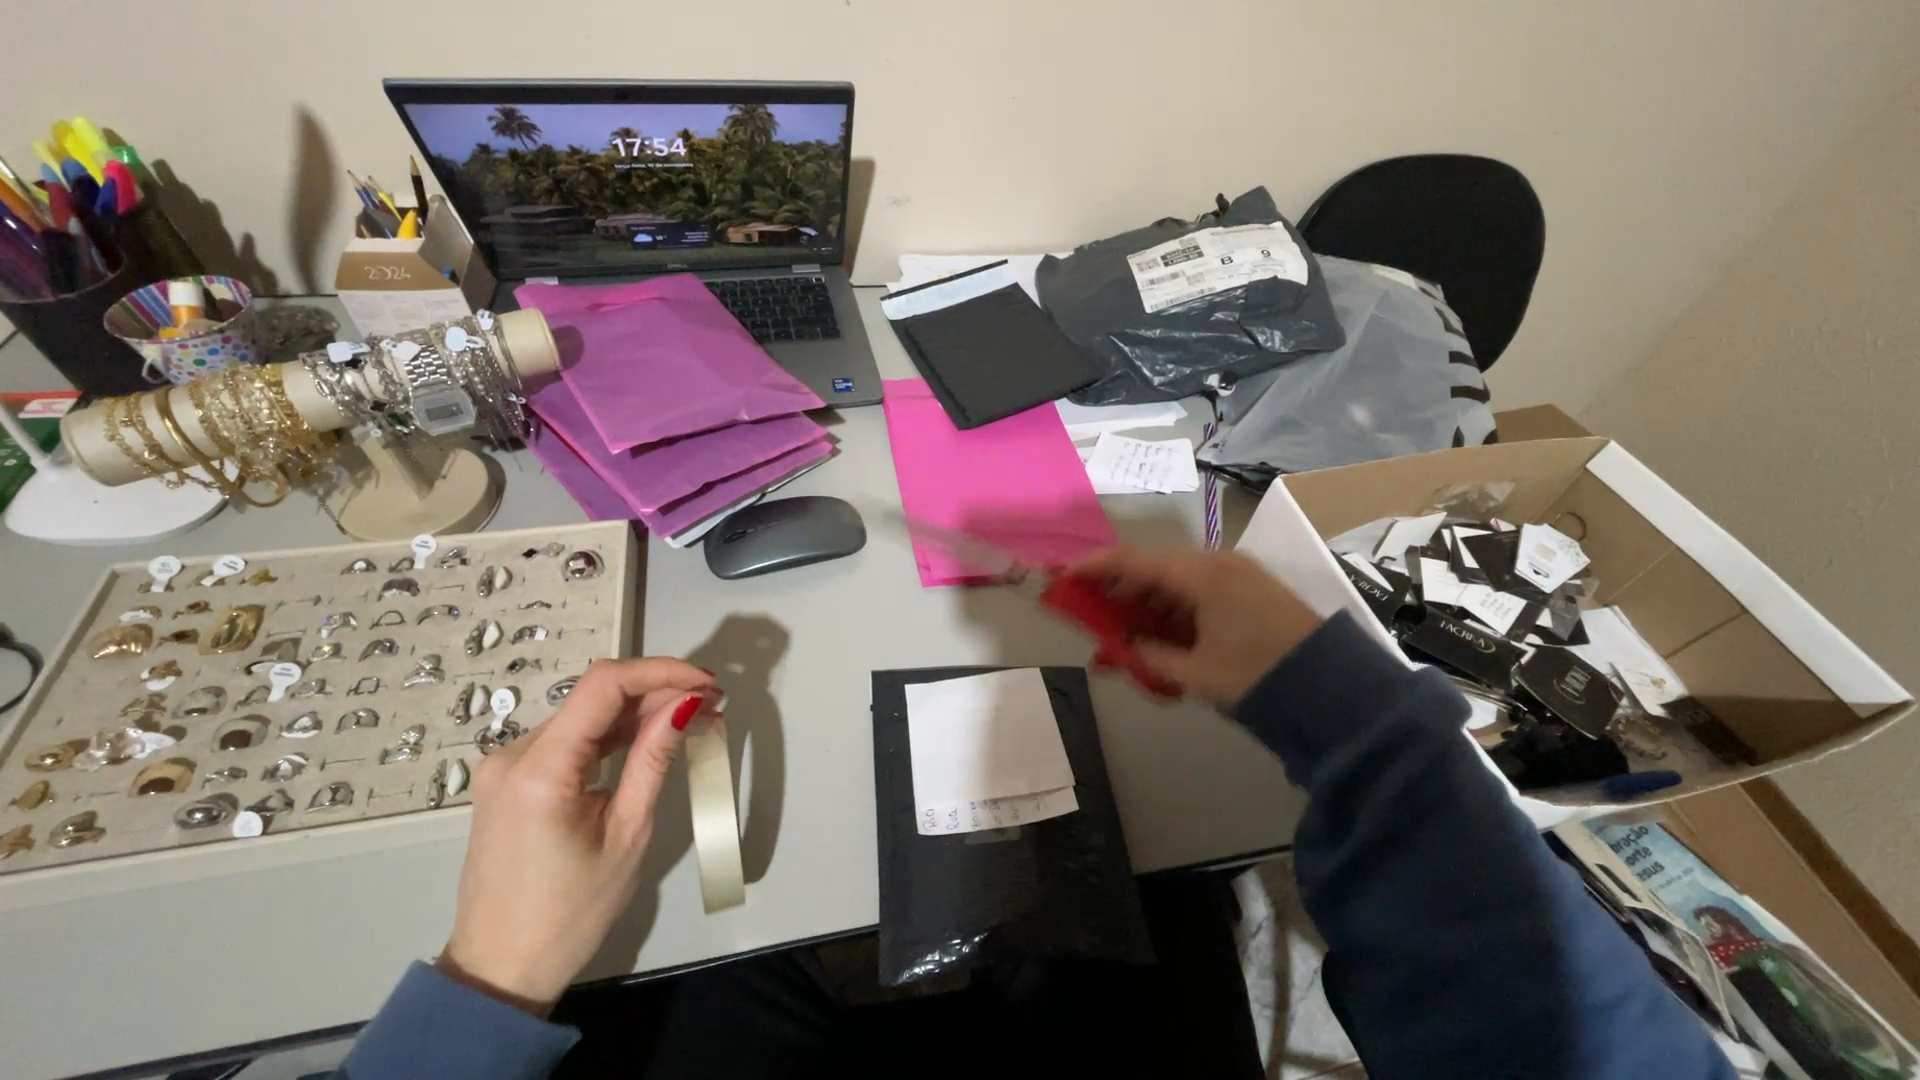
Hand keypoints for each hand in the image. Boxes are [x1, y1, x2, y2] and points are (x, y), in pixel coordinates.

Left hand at [436, 657, 716, 1015]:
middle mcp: (514, 754)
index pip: (603, 686)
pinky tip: (652, 736)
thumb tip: (688, 704)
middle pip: (594, 696)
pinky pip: (571, 740)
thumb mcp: (627, 833)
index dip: (661, 672)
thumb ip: (654, 759)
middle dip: (658, 691)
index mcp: (539, 769)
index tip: (707, 682)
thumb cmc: (571, 913)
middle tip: (713, 703)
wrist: (501, 969)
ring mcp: (508, 765)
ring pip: (585, 715)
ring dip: (639, 711)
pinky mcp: (513, 779)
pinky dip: (614, 734)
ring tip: (694, 717)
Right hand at [1072, 548, 1323, 707]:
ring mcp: (1238, 577)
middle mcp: (1218, 565)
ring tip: (1120, 633)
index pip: (1134, 562)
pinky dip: (1173, 613)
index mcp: (1202, 575)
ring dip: (1146, 607)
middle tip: (1089, 614)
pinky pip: (1198, 595)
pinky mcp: (1251, 593)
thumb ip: (1148, 655)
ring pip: (1176, 584)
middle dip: (1118, 593)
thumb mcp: (1196, 671)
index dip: (1095, 568)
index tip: (1063, 577)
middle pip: (1153, 571)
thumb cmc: (1257, 674)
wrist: (1335, 689)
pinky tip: (1158, 637)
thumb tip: (1117, 648)